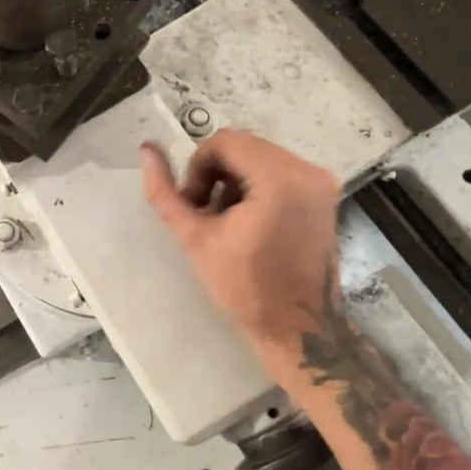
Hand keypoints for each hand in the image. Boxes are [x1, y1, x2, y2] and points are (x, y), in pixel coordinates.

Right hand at [141, 130, 340, 349]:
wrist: (297, 327)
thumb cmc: (244, 286)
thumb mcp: (194, 238)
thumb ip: (166, 192)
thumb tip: (146, 149)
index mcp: (280, 177)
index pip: (224, 142)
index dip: (197, 168)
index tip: (193, 204)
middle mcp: (307, 171)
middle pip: (243, 147)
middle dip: (215, 174)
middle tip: (204, 214)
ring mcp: (321, 183)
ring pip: (259, 158)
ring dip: (233, 181)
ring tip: (224, 221)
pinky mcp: (324, 197)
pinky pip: (279, 173)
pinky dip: (255, 188)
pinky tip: (247, 222)